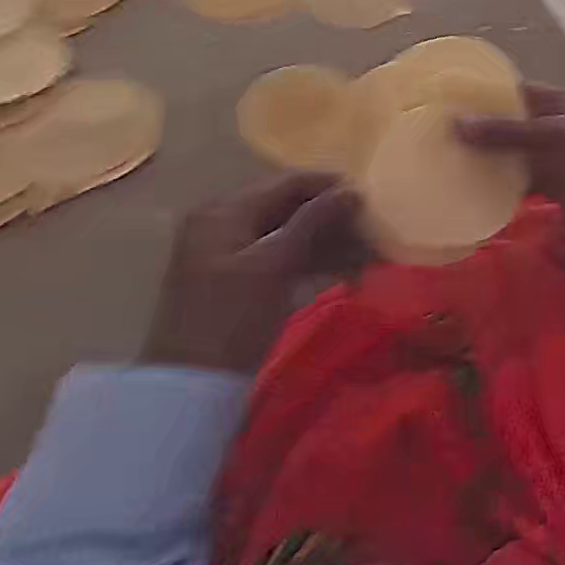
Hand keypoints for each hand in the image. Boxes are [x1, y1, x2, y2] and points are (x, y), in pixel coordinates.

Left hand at [143, 172, 366, 373]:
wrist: (194, 381)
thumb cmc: (234, 315)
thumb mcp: (276, 262)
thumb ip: (313, 220)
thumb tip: (351, 190)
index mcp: (224, 210)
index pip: (286, 182)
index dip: (328, 185)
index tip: (370, 195)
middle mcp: (224, 221)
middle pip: (289, 205)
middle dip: (331, 214)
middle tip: (371, 225)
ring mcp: (232, 250)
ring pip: (290, 230)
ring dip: (328, 237)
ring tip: (367, 248)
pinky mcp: (242, 275)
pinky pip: (284, 253)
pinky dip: (314, 257)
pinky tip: (347, 267)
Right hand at [456, 84, 564, 215]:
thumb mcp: (548, 136)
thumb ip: (505, 132)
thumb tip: (458, 124)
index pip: (521, 93)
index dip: (491, 97)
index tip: (457, 104)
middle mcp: (561, 123)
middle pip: (516, 123)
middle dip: (487, 130)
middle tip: (449, 134)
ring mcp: (558, 153)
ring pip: (517, 151)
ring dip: (493, 157)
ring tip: (456, 158)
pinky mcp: (555, 181)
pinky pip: (523, 177)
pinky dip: (504, 180)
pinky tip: (478, 183)